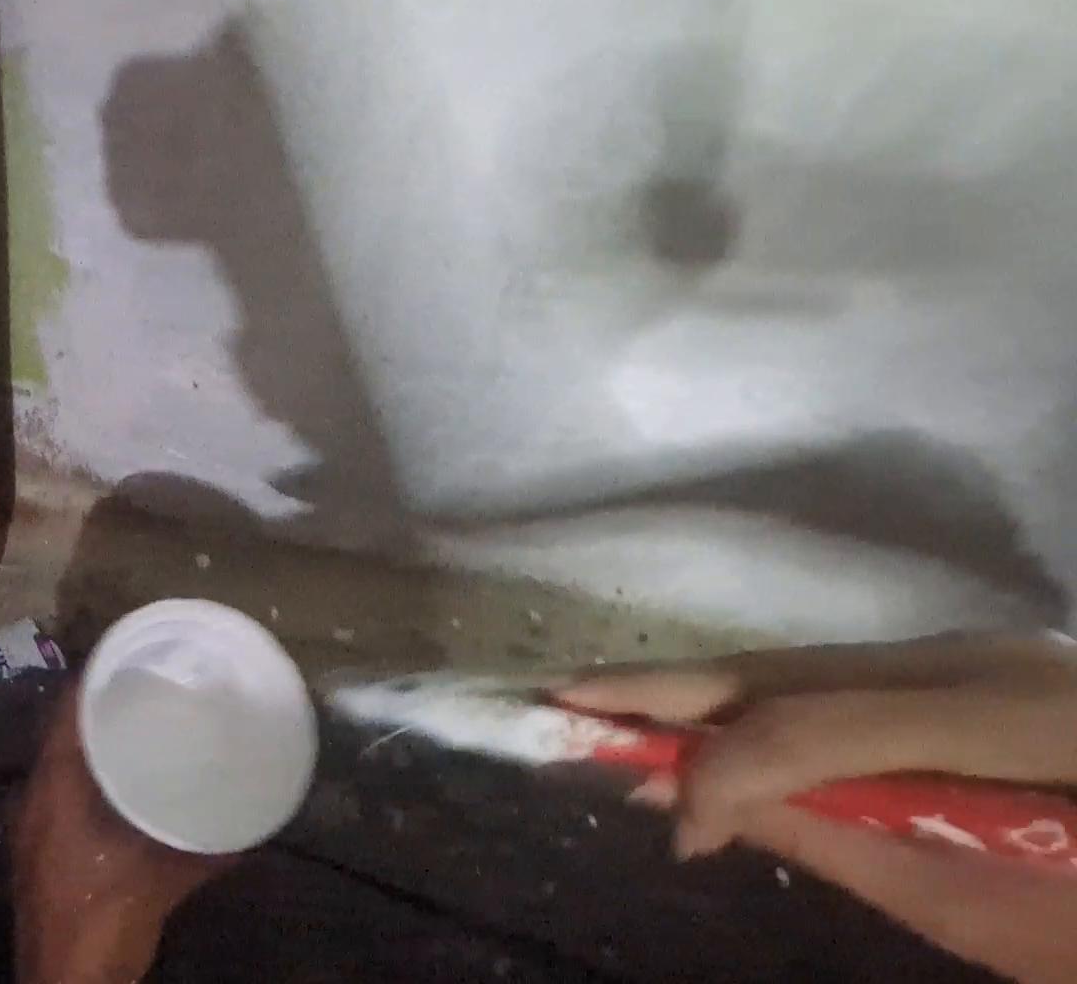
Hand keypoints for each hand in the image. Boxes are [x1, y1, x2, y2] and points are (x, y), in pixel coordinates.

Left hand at [12, 684, 237, 983]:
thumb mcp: (160, 880)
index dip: (94, 681)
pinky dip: (90, 778)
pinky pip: (64, 792)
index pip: (68, 714)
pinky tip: (123, 786)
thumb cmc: (102, 919)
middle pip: (65, 735)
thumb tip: (249, 827)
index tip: (128, 660)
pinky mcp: (42, 851)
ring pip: (63, 764)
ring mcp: (36, 825)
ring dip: (93, 744)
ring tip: (138, 727)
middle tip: (144, 690)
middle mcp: (37, 798)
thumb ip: (205, 850)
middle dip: (100, 711)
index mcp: (54, 789)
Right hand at [556, 632, 1076, 983]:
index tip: (678, 831)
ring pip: (784, 663)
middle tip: (557, 697)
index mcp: (1006, 717)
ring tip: (597, 703)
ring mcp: (954, 650)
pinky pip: (810, 675)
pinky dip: (733, 698)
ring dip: (681, 688)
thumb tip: (693, 811)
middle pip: (779, 670)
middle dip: (658, 687)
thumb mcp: (998, 914)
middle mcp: (968, 658)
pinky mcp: (937, 660)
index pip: (828, 729)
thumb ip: (841, 846)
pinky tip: (679, 711)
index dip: (731, 770)